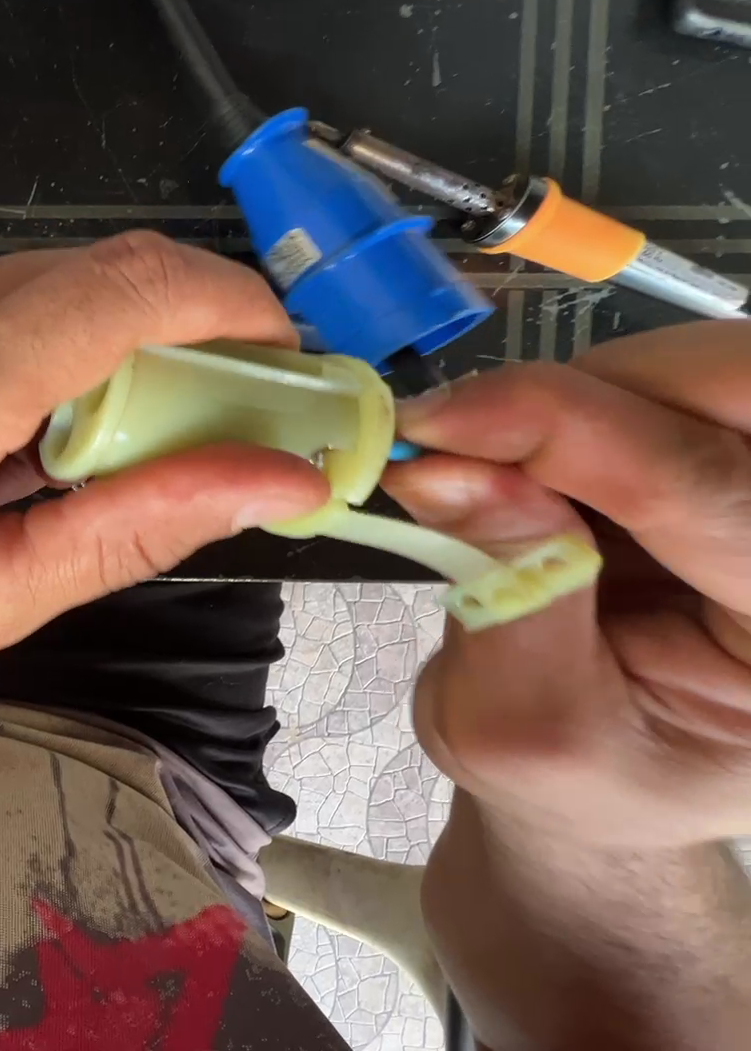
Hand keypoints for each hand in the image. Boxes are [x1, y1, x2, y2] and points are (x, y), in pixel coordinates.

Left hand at [0, 233, 329, 671]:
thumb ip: (133, 530)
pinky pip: (4, 292)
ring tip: (117, 430)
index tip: (281, 357)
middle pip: (99, 270)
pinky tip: (43, 412)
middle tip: (215, 408)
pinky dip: (58, 335)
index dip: (231, 307)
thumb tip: (271, 481)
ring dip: (119, 334)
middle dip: (187, 324)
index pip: (121, 294)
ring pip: (55, 274)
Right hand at [384, 321, 750, 847]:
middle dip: (593, 389)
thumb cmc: (564, 772)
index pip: (719, 491)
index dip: (567, 429)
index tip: (432, 421)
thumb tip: (436, 468)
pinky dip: (575, 405)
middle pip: (747, 395)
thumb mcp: (511, 712)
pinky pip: (672, 395)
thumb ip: (502, 591)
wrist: (606, 774)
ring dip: (576, 396)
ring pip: (708, 378)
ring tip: (485, 459)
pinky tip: (524, 456)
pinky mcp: (741, 482)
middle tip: (459, 430)